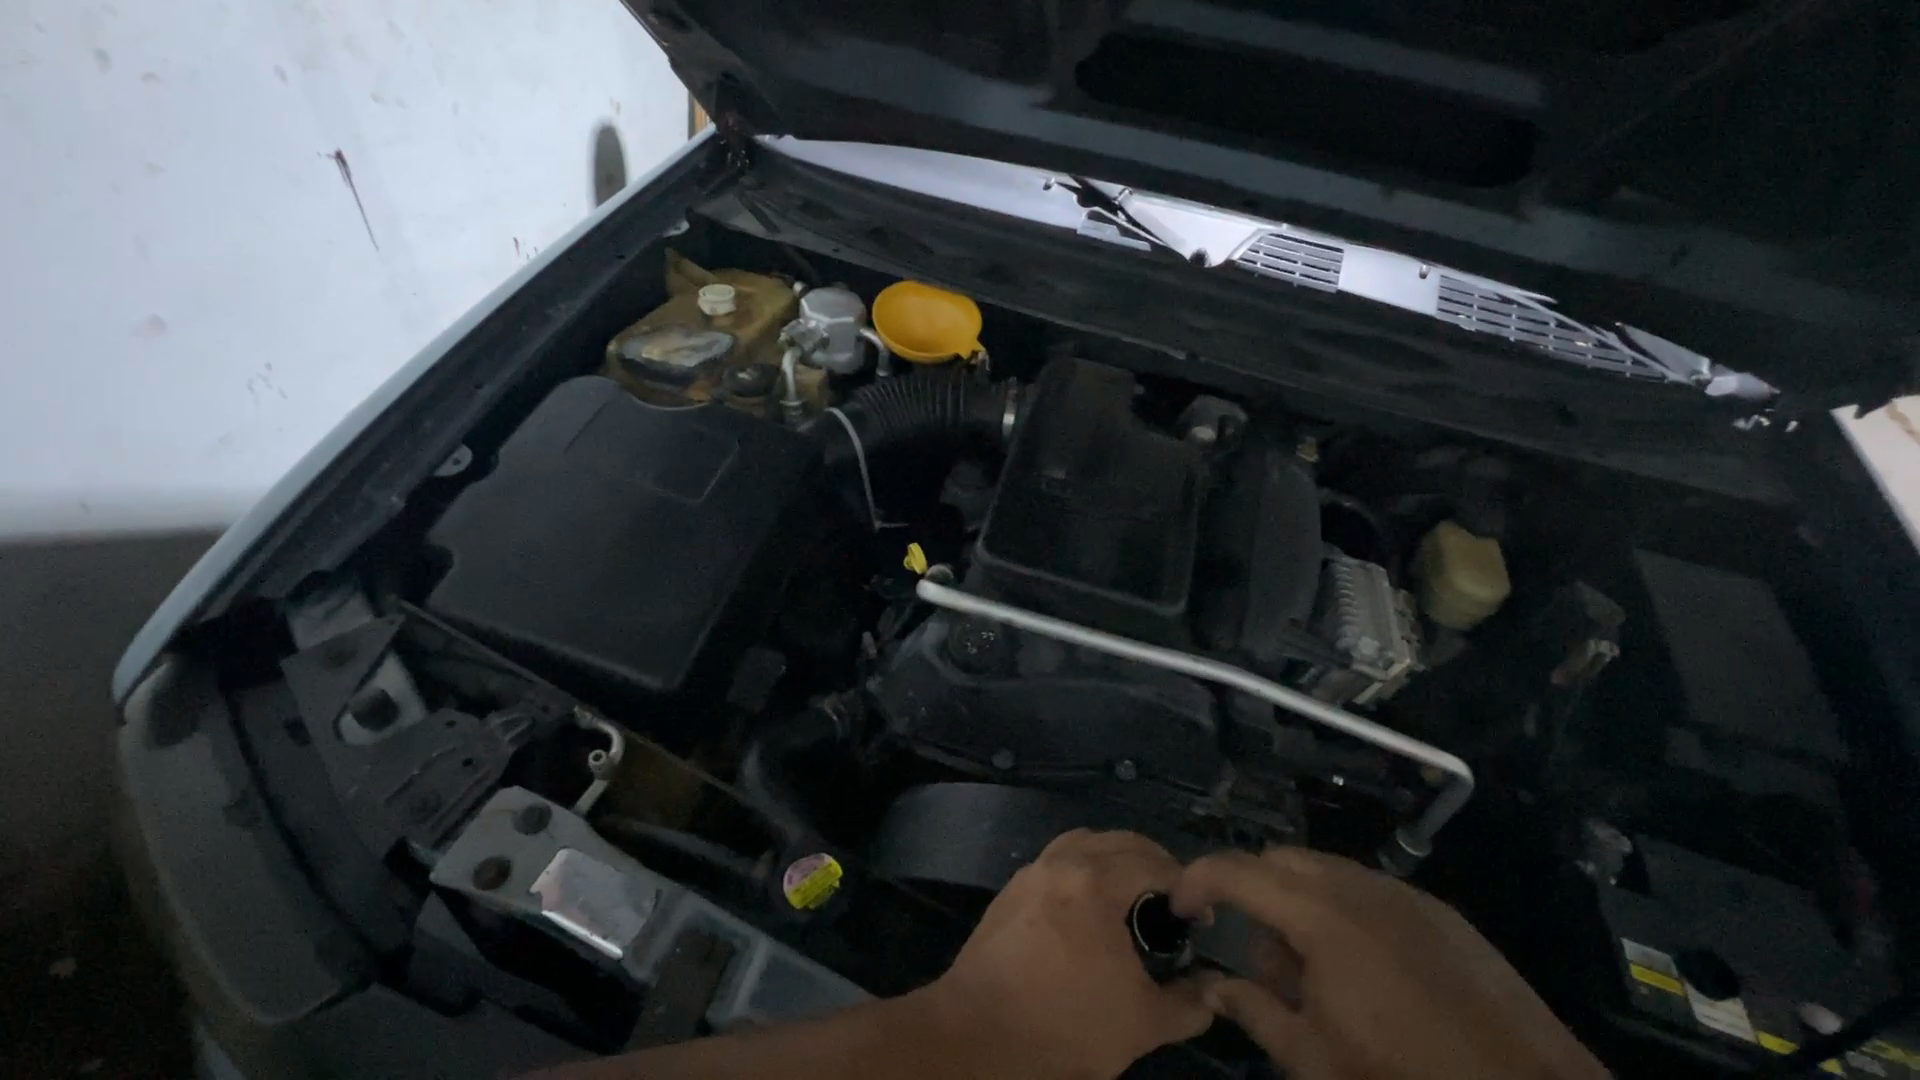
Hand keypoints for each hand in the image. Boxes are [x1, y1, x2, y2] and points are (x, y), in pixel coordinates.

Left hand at [920, 829, 1214, 1078]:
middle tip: (1171, 900)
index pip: (1153, 862)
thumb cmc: (1065, 1024)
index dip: (1184, 885)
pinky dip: (1081, 869)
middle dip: (1151, 863)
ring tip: (1131, 895)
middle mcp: (1062, 863)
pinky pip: (1055, 862)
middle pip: (1117, 841)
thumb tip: (1212, 991)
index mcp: (1096, 882)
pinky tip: (1088, 908)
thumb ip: (1188, 1004)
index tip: (1198, 918)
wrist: (978, 1034)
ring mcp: (1030, 873)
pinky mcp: (1009, 892)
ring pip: (1081, 843)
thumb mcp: (1141, 1024)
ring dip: (1112, 858)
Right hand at [1173, 848, 1609, 1079]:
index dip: (1195, 880)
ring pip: (1324, 870)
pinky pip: (1369, 889)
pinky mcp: (1439, 911)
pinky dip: (1342, 910)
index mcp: (1318, 914)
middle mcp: (1356, 884)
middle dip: (1249, 891)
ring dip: (1296, 901)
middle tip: (1254, 953)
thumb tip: (1212, 987)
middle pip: (1278, 860)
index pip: (1234, 870)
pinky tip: (1363, 970)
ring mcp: (1402, 893)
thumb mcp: (1314, 1059)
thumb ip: (1253, 1012)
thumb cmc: (1404, 1077)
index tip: (1178, 907)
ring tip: (1310, 969)